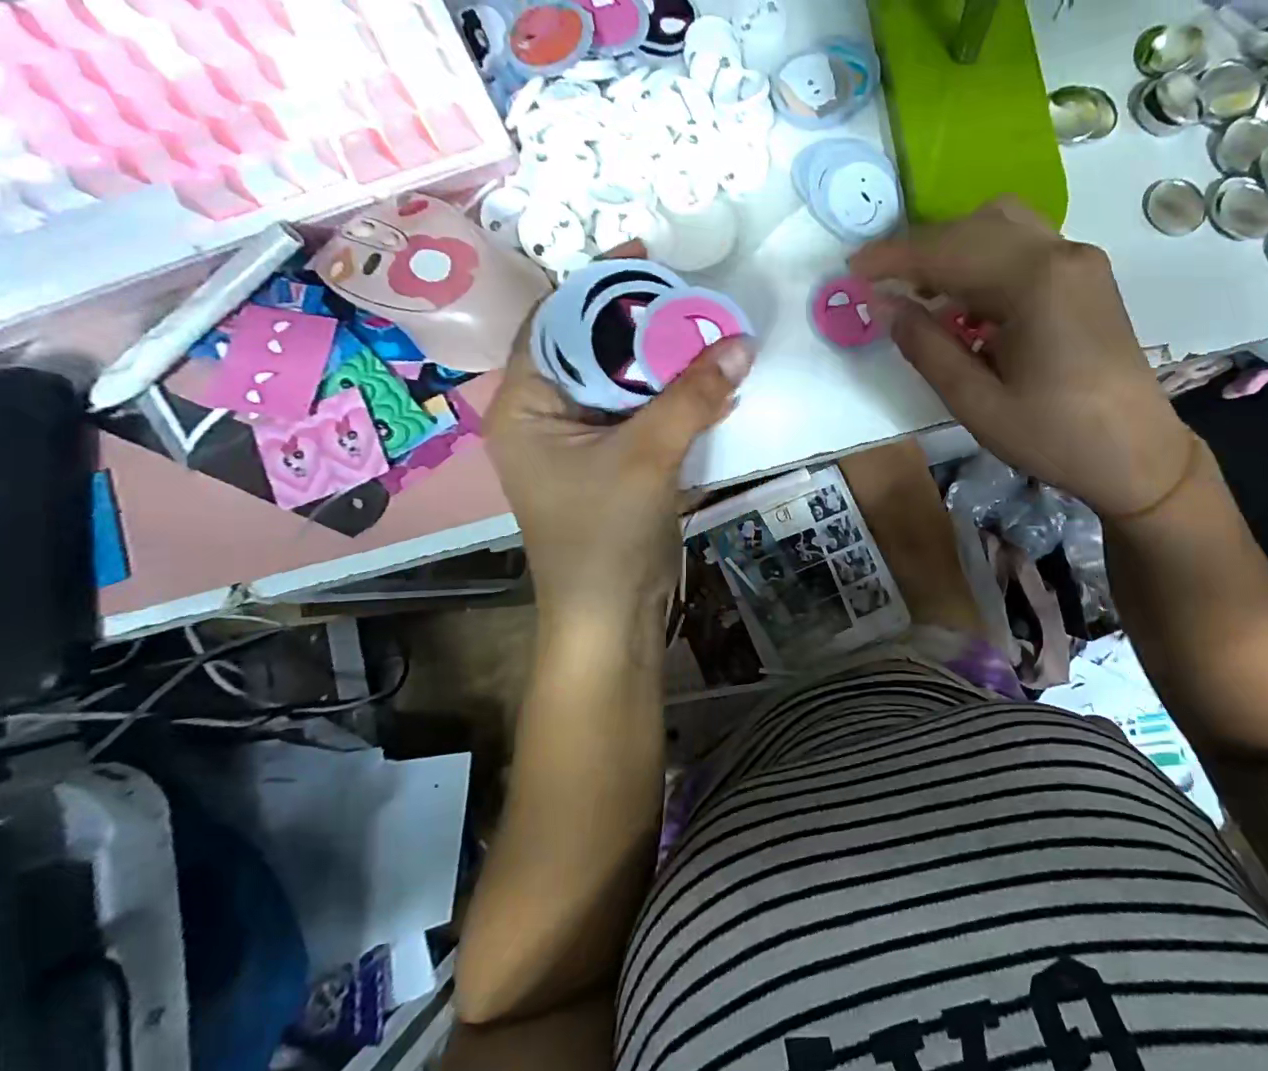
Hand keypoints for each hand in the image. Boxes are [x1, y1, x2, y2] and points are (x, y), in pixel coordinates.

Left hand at [486, 253, 754, 624]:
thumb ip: (692, 397)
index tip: (649, 258)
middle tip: (693, 298)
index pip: (557, 321)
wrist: (612, 614)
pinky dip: (677, 398)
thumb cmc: (606, 535)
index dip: (601, 285)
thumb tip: (742, 343)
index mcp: (526, 402)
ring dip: (667, 362)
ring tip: (710, 332)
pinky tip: (713, 384)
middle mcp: (548, 414)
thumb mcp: (647, 458)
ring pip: (627, 382)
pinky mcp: (617, 463)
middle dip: (644, 323)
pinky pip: (646, 414)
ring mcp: (584, 441)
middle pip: (595, 347)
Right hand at [850, 198, 1194, 518]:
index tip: (853, 270)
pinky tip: (974, 306)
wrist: (1141, 459)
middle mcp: (1063, 253)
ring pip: (1006, 229)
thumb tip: (884, 305)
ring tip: (928, 297)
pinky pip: (1029, 251)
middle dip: (926, 251)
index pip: (949, 250)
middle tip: (887, 287)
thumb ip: (928, 349)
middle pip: (978, 225)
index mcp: (1036, 280)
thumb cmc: (1059, 440)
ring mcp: (1082, 263)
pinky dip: (991, 265)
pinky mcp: (1091, 280)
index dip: (895, 259)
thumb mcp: (981, 405)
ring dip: (960, 252)